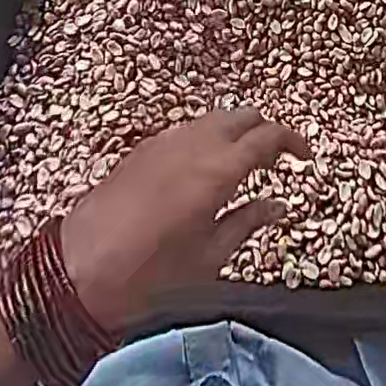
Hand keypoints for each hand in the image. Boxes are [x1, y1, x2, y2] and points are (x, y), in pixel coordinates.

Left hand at [58, 109, 308, 327]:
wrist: (81, 264)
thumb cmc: (153, 270)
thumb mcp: (210, 256)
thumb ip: (248, 221)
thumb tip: (280, 205)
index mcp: (218, 168)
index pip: (267, 135)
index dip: (292, 141)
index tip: (305, 157)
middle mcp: (195, 142)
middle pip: (242, 115)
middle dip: (265, 130)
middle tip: (276, 161)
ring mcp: (168, 139)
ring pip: (215, 118)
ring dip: (237, 131)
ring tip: (244, 165)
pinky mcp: (147, 145)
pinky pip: (190, 129)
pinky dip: (210, 136)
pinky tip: (207, 167)